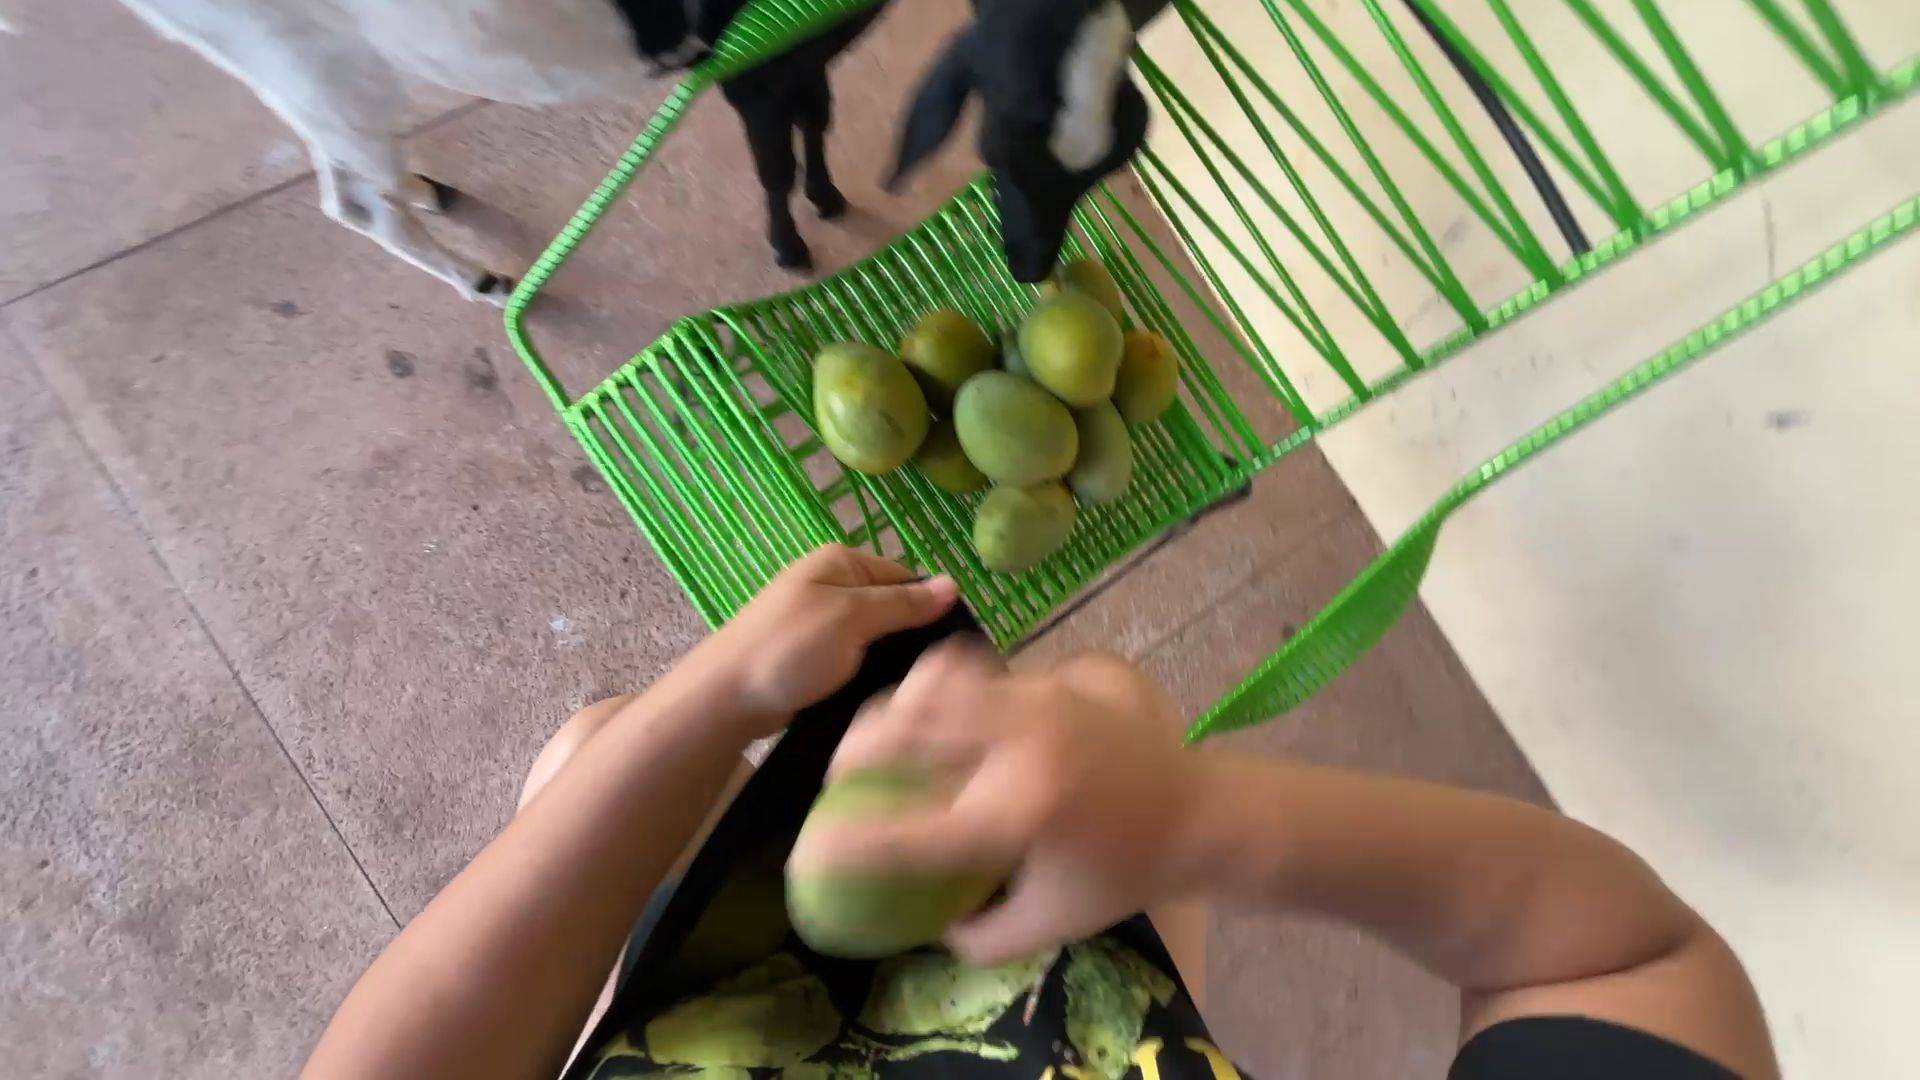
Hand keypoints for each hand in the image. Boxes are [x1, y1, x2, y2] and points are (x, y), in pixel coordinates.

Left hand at [693, 545, 957, 733]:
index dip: (930, 606)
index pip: (906, 577)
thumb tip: (954, 583)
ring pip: (876, 635)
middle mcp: (832, 583)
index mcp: (842, 562)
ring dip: (891, 657)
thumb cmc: (790, 648)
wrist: (725, 698)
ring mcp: (821, 620)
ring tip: (914, 686)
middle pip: (892, 605)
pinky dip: (869, 671)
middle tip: (934, 672)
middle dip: (911, 635)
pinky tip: (882, 692)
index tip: (949, 645)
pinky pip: (856, 656)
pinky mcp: (814, 653)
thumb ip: (903, 603)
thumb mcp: (853, 618)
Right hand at [792, 643, 1205, 964]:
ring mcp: (1037, 706)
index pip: (910, 832)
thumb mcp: (1050, 922)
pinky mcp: (1055, 681)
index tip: (809, 847)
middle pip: (911, 722)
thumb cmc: (1124, 872)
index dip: (848, 842)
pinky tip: (957, 709)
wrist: (1197, 810)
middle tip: (844, 764)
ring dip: (905, 700)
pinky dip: (954, 687)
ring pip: (943, 675)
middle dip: (859, 743)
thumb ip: (982, 934)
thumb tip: (932, 924)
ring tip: (895, 721)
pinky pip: (984, 671)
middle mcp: (1017, 751)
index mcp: (1014, 818)